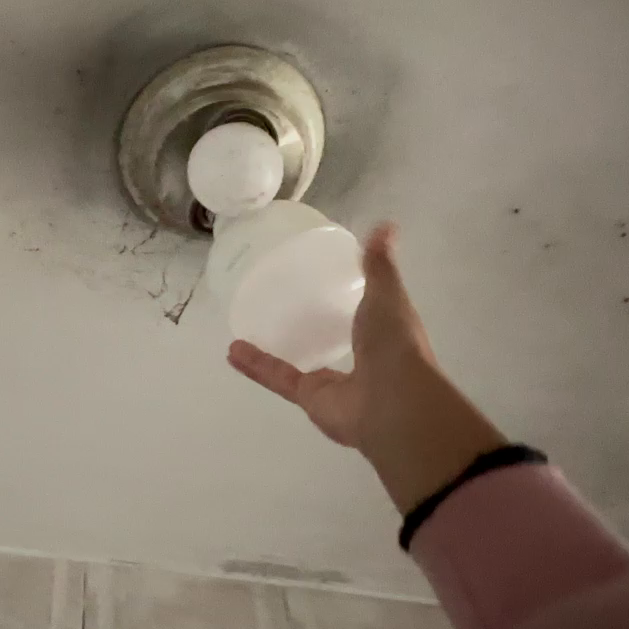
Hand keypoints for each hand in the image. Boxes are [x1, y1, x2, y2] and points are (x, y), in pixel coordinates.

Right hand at [227, 223, 438, 452]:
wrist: (393, 403)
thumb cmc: (395, 344)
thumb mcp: (387, 294)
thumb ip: (379, 264)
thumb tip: (386, 224)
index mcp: (382, 334)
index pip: (366, 314)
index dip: (351, 300)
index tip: (326, 281)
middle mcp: (359, 360)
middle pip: (332, 340)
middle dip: (311, 326)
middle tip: (282, 303)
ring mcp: (334, 383)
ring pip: (300, 362)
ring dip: (273, 347)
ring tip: (248, 326)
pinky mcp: (309, 398)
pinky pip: (279, 378)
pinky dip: (256, 365)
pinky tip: (233, 349)